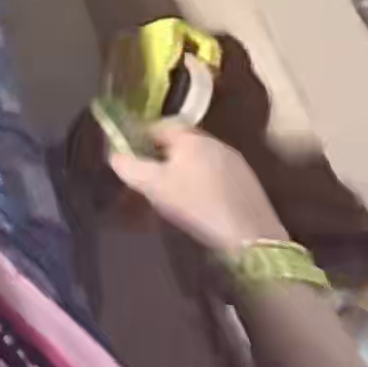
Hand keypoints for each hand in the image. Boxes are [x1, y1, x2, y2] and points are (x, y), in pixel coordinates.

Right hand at [110, 125, 288, 255]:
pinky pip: (217, 172)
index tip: (132, 153)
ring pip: (200, 157)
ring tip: (174, 190)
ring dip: (184, 168)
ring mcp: (236, 163)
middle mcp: (215, 142)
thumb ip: (127, 166)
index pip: (158, 125)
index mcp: (190, 137)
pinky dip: (204, 180)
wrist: (253, 240)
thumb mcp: (152, 186)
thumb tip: (114, 155)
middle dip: (162, 153)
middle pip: (180, 141)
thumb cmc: (197, 204)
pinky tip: (200, 202)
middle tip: (151, 174)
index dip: (141, 136)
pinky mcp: (250, 184)